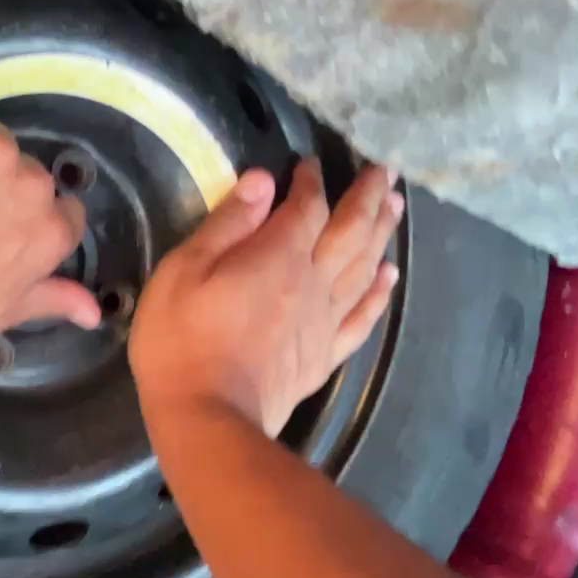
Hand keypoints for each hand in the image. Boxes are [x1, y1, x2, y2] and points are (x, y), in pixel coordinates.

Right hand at [129, 159, 402, 436]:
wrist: (207, 414)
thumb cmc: (181, 338)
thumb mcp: (183, 271)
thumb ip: (226, 225)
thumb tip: (262, 180)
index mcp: (276, 256)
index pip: (305, 207)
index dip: (311, 182)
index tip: (311, 164)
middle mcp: (311, 281)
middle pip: (350, 231)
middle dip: (368, 198)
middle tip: (387, 172)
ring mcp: (322, 321)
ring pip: (363, 267)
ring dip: (382, 234)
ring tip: (396, 208)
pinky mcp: (323, 354)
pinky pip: (361, 316)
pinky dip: (378, 292)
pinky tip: (388, 276)